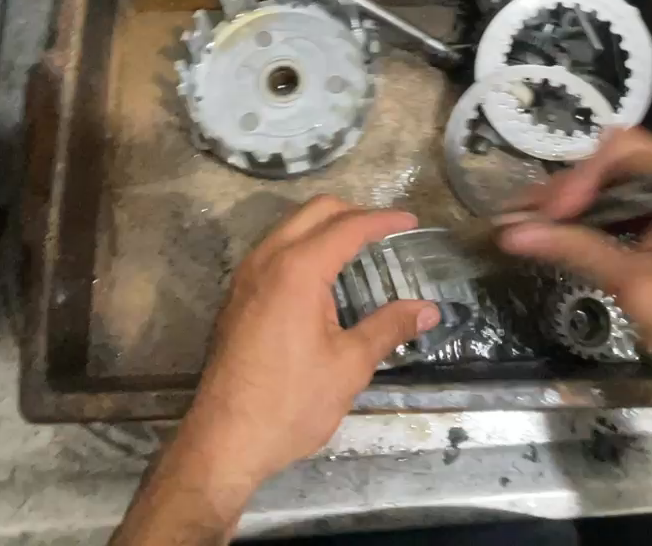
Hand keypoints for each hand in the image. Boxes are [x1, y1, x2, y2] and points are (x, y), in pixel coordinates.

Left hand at [177, 197, 439, 493]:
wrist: (223, 440)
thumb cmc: (291, 403)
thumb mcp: (349, 366)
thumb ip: (389, 328)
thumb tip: (428, 310)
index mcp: (297, 269)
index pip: (347, 226)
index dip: (382, 220)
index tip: (410, 220)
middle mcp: (267, 258)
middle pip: (315, 211)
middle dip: (353, 212)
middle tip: (385, 231)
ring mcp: (246, 273)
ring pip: (291, 225)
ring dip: (325, 226)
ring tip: (358, 249)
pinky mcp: (237, 292)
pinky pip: (275, 248)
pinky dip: (304, 244)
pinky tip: (323, 277)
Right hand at [497, 129, 651, 405]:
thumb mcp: (641, 292)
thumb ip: (579, 251)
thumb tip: (514, 233)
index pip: (625, 151)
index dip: (580, 175)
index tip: (550, 213)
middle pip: (621, 164)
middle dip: (571, 191)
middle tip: (526, 217)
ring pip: (625, 184)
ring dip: (581, 204)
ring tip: (534, 224)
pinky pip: (641, 205)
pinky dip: (605, 218)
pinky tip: (567, 232)